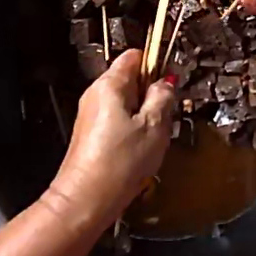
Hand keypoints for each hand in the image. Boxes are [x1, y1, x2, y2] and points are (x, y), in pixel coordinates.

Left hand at [47, 50, 175, 227]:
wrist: (85, 199)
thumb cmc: (121, 161)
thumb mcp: (154, 127)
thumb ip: (162, 98)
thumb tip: (166, 81)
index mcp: (110, 84)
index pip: (134, 56)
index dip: (156, 64)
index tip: (170, 85)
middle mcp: (96, 92)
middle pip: (130, 79)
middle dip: (151, 94)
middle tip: (164, 118)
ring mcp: (90, 112)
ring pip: (125, 102)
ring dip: (143, 115)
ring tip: (153, 139)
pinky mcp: (89, 132)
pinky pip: (116, 119)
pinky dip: (131, 129)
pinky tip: (138, 151)